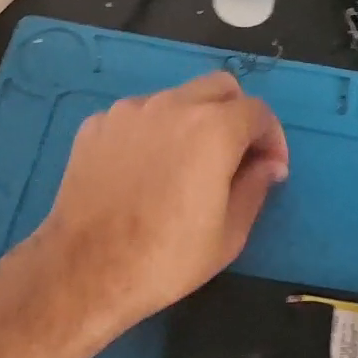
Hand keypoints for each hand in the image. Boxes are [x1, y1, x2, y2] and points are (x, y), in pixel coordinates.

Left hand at [30, 72, 288, 332]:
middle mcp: (172, 105)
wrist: (85, 270)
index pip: (258, 112)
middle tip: (234, 156)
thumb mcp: (229, 234)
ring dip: (193, 120)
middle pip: (219, 88)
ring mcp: (129, 111)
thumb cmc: (167, 257)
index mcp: (213, 128)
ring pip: (176, 98)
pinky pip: (137, 116)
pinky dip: (152, 133)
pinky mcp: (96, 124)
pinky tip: (143, 171)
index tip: (270, 168)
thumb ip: (256, 187)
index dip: (272, 139)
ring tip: (184, 165)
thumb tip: (268, 165)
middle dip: (236, 115)